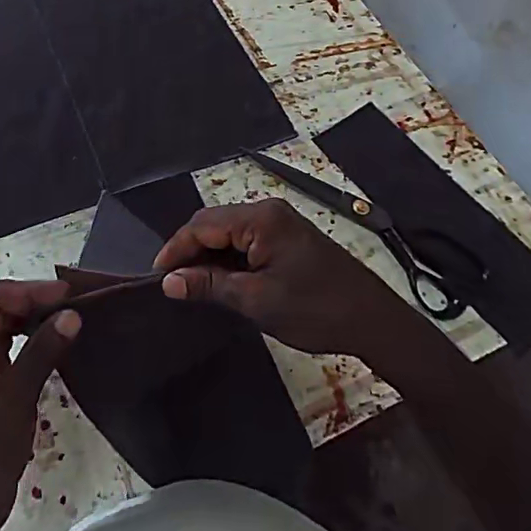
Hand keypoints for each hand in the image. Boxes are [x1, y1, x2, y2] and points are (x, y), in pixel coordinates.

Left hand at [0, 280, 80, 530]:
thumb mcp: (16, 401)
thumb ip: (42, 352)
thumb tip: (72, 314)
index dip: (30, 292)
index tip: (67, 294)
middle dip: (33, 302)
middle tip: (74, 303)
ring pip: (1, 327)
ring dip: (32, 319)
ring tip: (68, 316)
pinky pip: (4, 347)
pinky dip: (27, 340)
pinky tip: (51, 339)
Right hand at [155, 198, 417, 358]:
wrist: (374, 320)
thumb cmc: (314, 309)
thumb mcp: (256, 300)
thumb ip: (209, 286)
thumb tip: (168, 282)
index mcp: (260, 218)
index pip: (202, 225)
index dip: (175, 249)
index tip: (157, 276)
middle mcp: (268, 211)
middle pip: (213, 223)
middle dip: (190, 251)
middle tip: (173, 283)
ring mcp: (280, 222)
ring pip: (229, 231)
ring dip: (209, 255)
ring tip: (194, 285)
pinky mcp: (288, 237)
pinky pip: (246, 239)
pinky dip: (229, 258)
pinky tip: (222, 279)